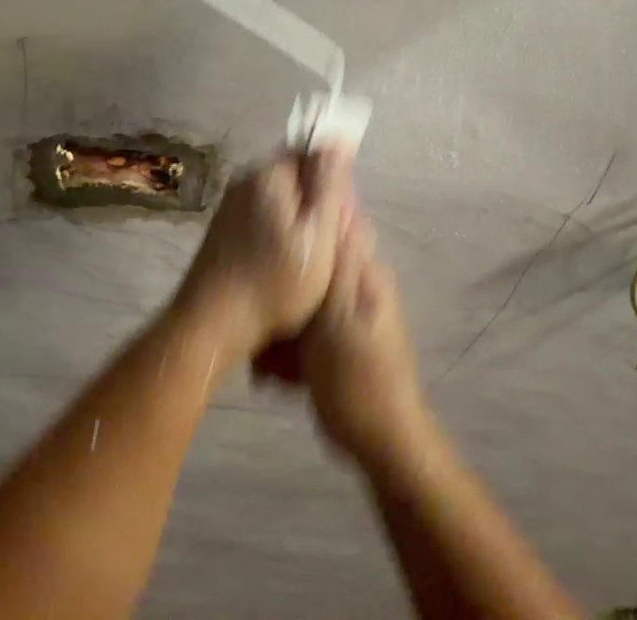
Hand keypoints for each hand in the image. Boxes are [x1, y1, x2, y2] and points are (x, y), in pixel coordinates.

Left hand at [174, 147, 355, 358]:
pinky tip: (285, 263)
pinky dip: (279, 233)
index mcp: (267, 175)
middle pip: (293, 176)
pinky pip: (262, 218)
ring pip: (278, 200)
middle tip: (331, 240)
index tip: (342, 212)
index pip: (309, 151)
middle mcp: (243, 180)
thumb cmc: (276, 282)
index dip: (332, 179)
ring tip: (311, 257)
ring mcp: (229, 204)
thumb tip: (337, 137)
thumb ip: (328, 183)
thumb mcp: (317, 234)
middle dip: (316, 200)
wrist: (215, 320)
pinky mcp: (223, 229)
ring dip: (298, 220)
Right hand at [261, 215, 431, 474]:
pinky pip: (300, 329)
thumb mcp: (339, 312)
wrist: (378, 438)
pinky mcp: (334, 341)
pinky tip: (274, 371)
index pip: (330, 224)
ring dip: (278, 324)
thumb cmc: (355, 375)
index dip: (297, 221)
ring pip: (298, 299)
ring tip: (265, 354)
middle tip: (258, 313)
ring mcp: (345, 315)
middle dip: (278, 286)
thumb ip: (338, 258)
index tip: (264, 231)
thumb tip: (341, 198)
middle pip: (307, 264)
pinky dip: (286, 347)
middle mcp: (358, 285)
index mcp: (364, 272)